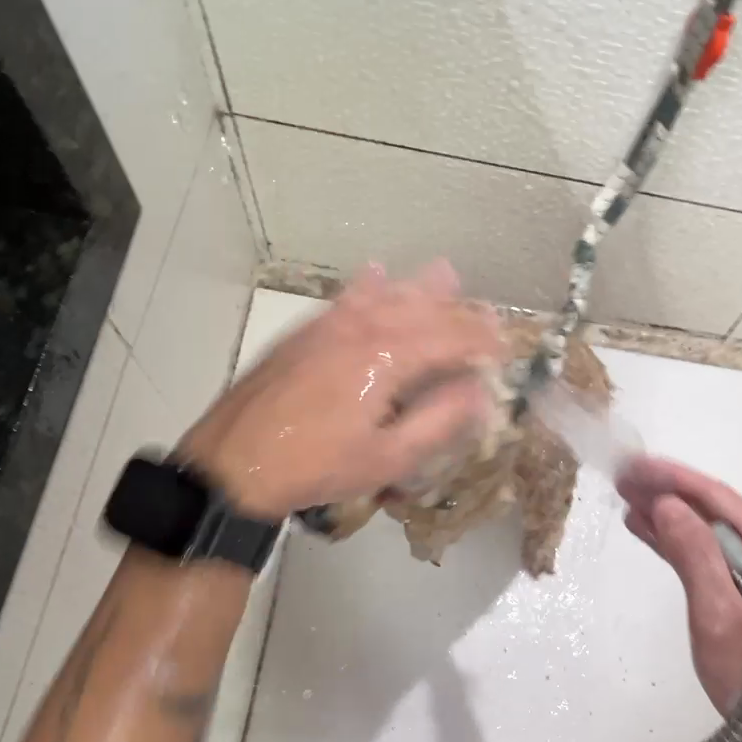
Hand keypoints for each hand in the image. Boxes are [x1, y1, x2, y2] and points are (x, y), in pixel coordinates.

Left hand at [179, 261, 504, 518]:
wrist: (234, 462)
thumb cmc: (317, 467)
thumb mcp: (388, 458)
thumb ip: (438, 422)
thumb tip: (480, 393)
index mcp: (387, 357)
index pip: (449, 338)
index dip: (483, 341)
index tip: (508, 348)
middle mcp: (361, 329)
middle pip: (421, 309)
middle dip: (459, 311)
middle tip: (489, 316)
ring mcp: (328, 326)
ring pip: (384, 296)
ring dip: (419, 288)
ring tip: (447, 276)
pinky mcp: (303, 334)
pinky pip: (345, 298)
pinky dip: (368, 286)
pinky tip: (375, 274)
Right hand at [617, 457, 741, 741]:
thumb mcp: (718, 615)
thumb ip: (696, 556)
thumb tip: (667, 504)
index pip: (719, 499)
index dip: (674, 479)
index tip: (633, 468)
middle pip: (715, 509)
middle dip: (668, 491)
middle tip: (622, 480)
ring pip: (709, 529)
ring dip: (669, 513)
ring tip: (626, 500)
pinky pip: (710, 553)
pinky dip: (678, 540)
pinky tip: (648, 531)